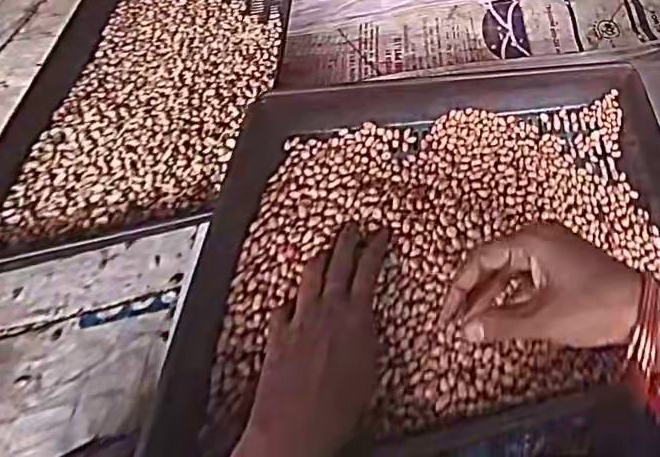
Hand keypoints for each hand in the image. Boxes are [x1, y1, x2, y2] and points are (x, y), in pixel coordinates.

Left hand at [234, 225, 391, 456]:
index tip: (381, 234)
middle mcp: (328, 309)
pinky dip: (289, 299)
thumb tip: (366, 322)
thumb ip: (366, 337)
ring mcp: (301, 319)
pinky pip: (283, 306)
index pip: (369, 268)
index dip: (376, 246)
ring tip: (325, 249)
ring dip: (320, 257)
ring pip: (310, 273)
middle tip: (353, 226)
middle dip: (348, 238)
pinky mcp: (278, 335)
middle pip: (339, 261)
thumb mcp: (369, 371)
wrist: (294, 433)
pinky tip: (292, 300)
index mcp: (356, 316)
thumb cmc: (337, 411)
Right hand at [440, 222, 644, 347]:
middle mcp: (539, 235)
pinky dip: (511, 292)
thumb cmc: (595, 305)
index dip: (460, 288)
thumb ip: (501, 324)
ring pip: (509, 268)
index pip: (482, 258)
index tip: (446, 314)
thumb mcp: (543, 319)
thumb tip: (467, 330)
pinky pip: (525, 273)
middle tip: (454, 319)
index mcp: (531, 239)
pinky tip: (501, 313)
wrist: (640, 307)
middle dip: (472, 291)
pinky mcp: (561, 260)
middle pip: (493, 260)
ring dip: (491, 294)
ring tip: (473, 321)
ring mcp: (551, 247)